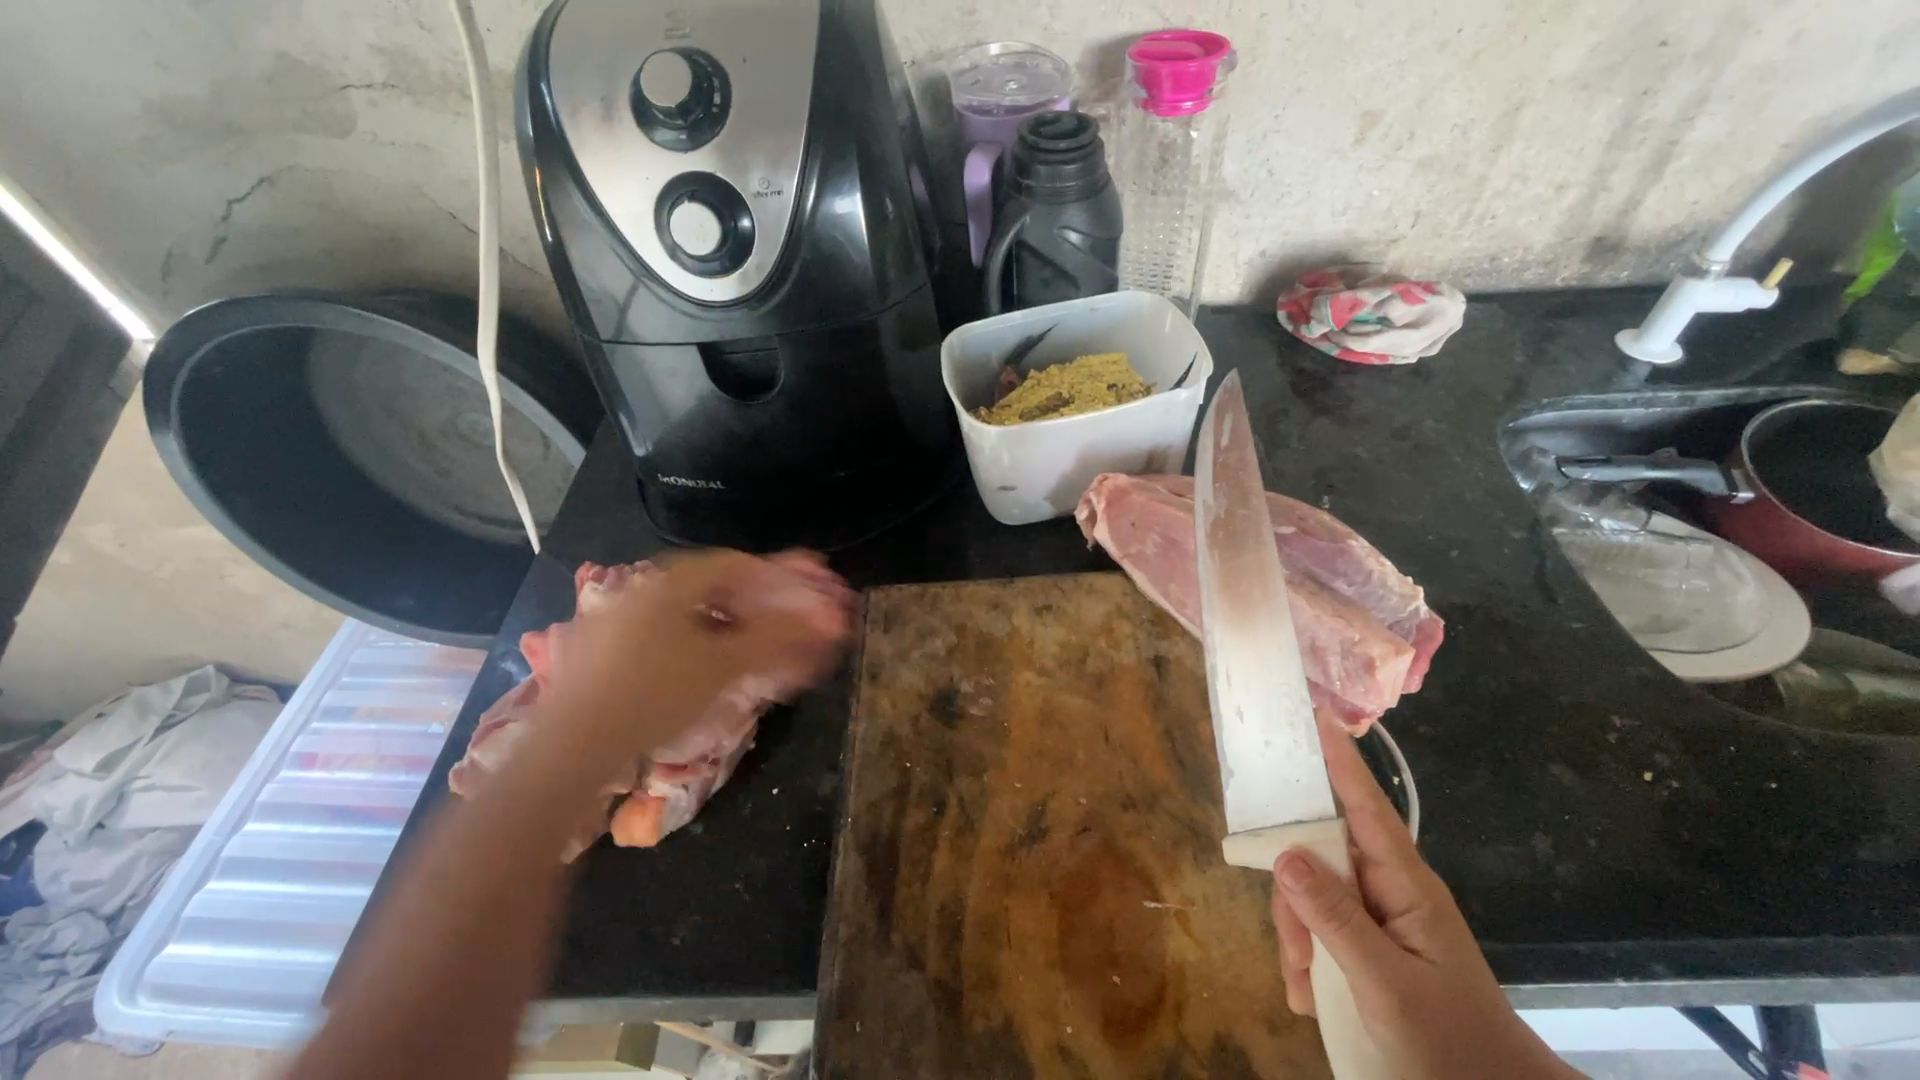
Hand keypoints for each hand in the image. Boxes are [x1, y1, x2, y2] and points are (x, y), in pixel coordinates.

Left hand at [540, 549, 854, 758]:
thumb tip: (831, 621)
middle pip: (722, 590)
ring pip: (701, 618)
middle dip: (768, 608)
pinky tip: (730, 673)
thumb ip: (780, 637)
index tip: (815, 596)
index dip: (784, 578)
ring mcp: (629, 622)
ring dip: (744, 631)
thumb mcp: (724, 665)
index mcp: (672, 581)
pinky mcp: (619, 656)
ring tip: (774, 656)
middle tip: (801, 629)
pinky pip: (679, 639)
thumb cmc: (653, 694)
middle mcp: (649, 590)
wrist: (573, 748)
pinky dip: (714, 648)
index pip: (740, 565)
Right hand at [1271, 715, 1579, 1079]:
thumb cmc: (1451, 1042)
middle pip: (1320, 857)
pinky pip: (1323, 926)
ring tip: (1305, 990)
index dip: (1340, 762)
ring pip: (1313, 895)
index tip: (1317, 715)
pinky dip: (1308, 957)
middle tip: (1296, 960)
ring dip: (1299, 938)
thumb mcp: (1387, 985)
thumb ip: (1335, 918)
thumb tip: (1284, 853)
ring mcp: (1382, 916)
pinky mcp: (1372, 943)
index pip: (1366, 807)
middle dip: (1295, 901)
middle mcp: (1391, 889)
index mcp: (1406, 886)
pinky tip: (1310, 995)